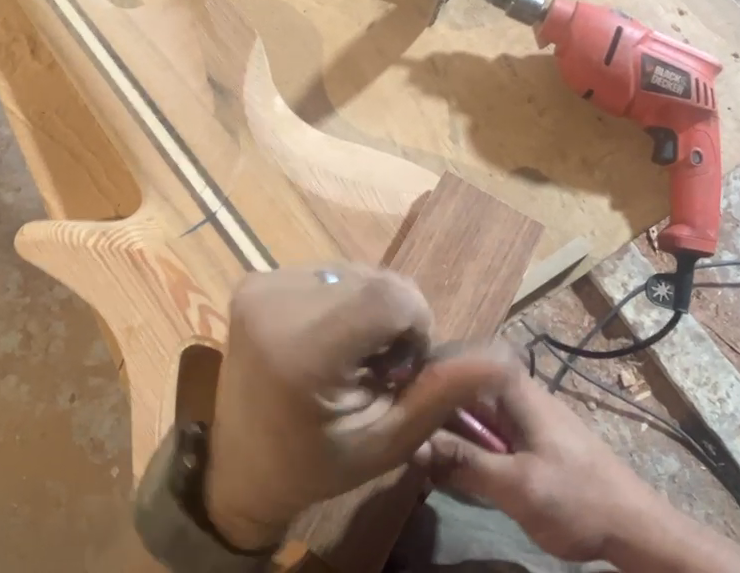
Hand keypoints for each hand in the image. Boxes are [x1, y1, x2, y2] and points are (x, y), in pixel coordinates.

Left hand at [204, 263, 514, 550]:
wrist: (239, 467)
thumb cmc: (315, 465)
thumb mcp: (385, 442)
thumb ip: (440, 394)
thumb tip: (501, 358)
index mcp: (302, 349)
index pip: (390, 295)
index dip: (415, 324)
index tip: (403, 368)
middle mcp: (274, 303)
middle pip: (376, 279)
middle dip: (395, 318)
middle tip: (378, 369)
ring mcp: (259, 286)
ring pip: (355, 271)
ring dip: (370, 308)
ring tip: (352, 358)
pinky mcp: (254, 281)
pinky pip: (328, 273)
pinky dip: (344, 301)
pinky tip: (329, 342)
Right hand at [414, 365, 662, 562]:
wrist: (634, 527)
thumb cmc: (578, 498)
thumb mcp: (518, 486)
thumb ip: (466, 463)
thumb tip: (413, 446)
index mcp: (519, 393)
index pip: (469, 357)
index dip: (434, 363)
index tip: (399, 381)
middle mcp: (519, 398)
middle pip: (466, 384)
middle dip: (432, 397)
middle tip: (394, 415)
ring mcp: (525, 422)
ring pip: (474, 410)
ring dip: (445, 423)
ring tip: (409, 436)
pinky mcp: (529, 445)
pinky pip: (486, 433)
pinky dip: (463, 441)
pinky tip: (442, 459)